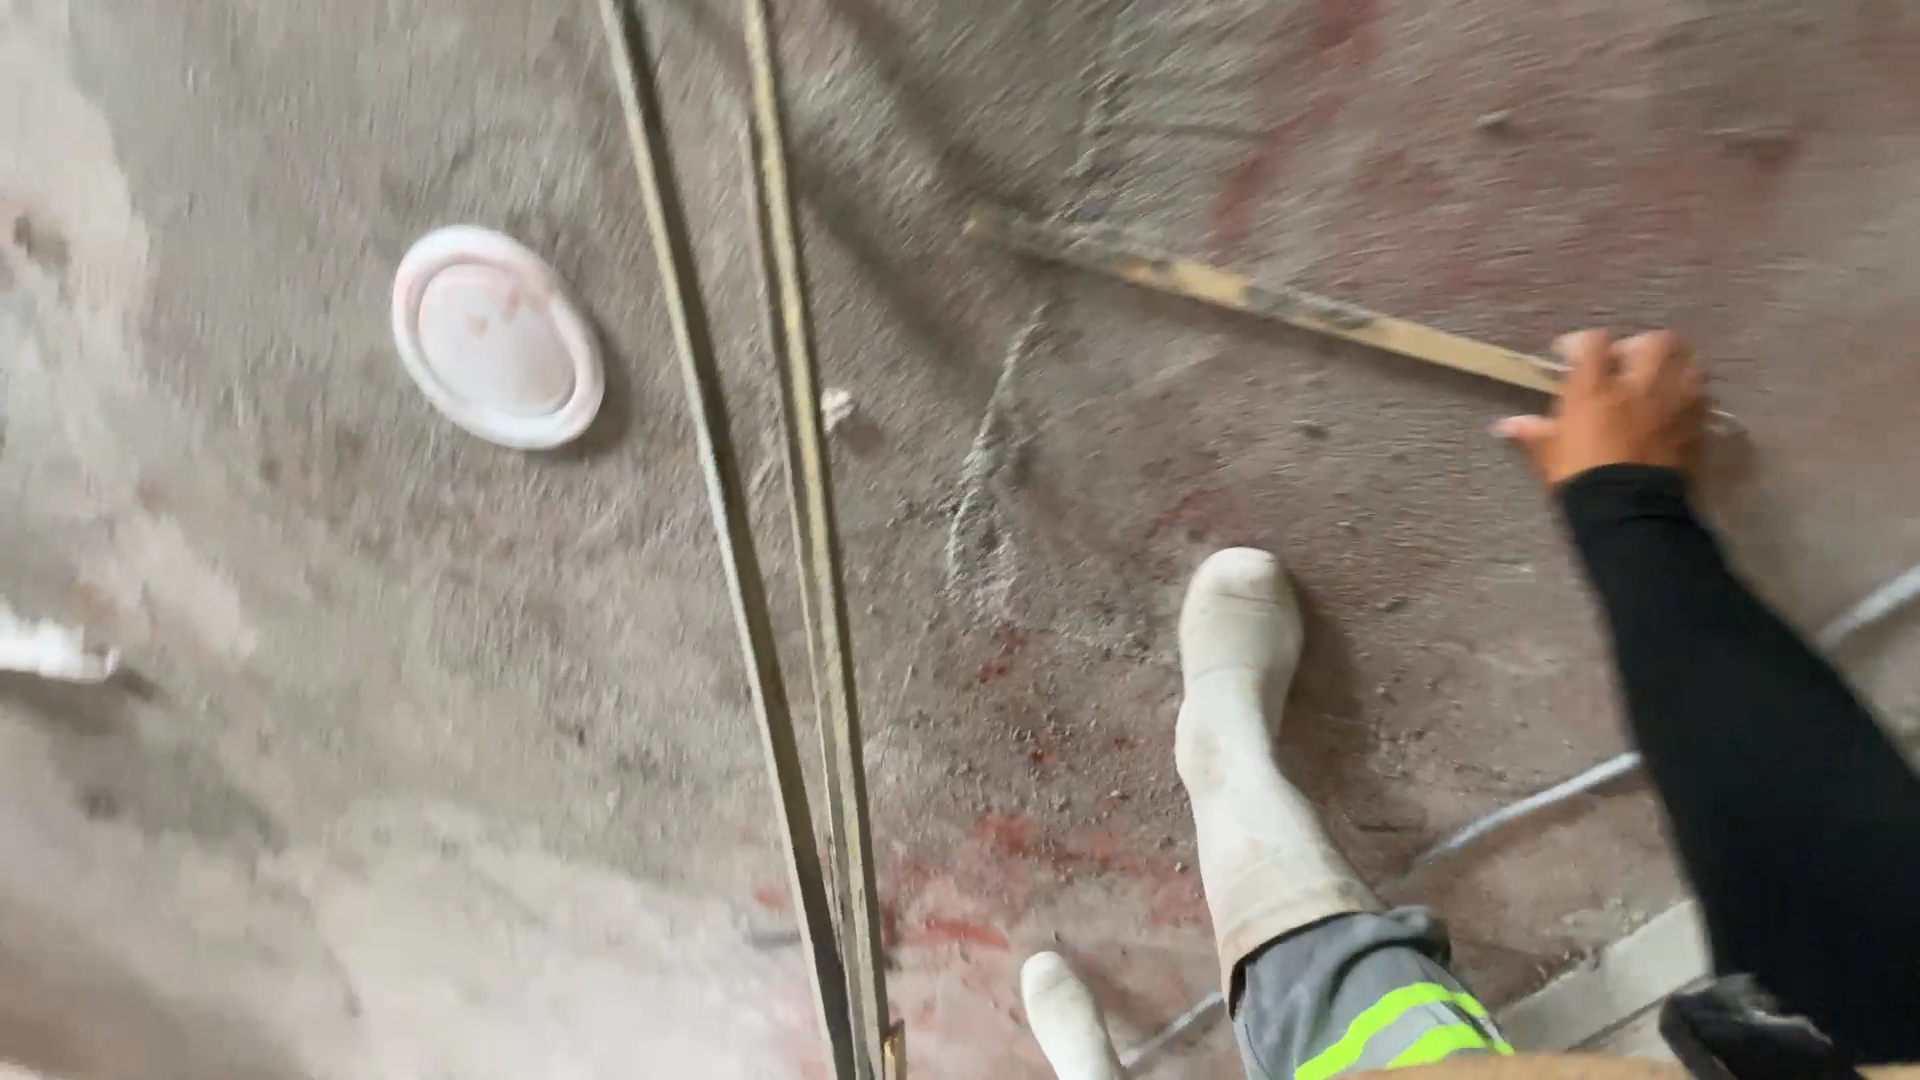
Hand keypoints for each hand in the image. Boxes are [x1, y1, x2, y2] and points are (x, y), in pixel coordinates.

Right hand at [1495, 329, 1707, 486]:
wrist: (1626, 504)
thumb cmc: (1578, 474)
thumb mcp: (1547, 453)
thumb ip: (1532, 433)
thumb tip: (1506, 425)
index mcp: (1594, 389)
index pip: (1594, 343)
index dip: (1582, 342)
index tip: (1570, 352)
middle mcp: (1639, 385)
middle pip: (1654, 340)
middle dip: (1639, 345)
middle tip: (1625, 361)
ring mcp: (1674, 400)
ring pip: (1689, 360)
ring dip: (1673, 363)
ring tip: (1657, 377)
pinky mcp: (1698, 421)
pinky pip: (1700, 392)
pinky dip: (1688, 391)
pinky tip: (1673, 405)